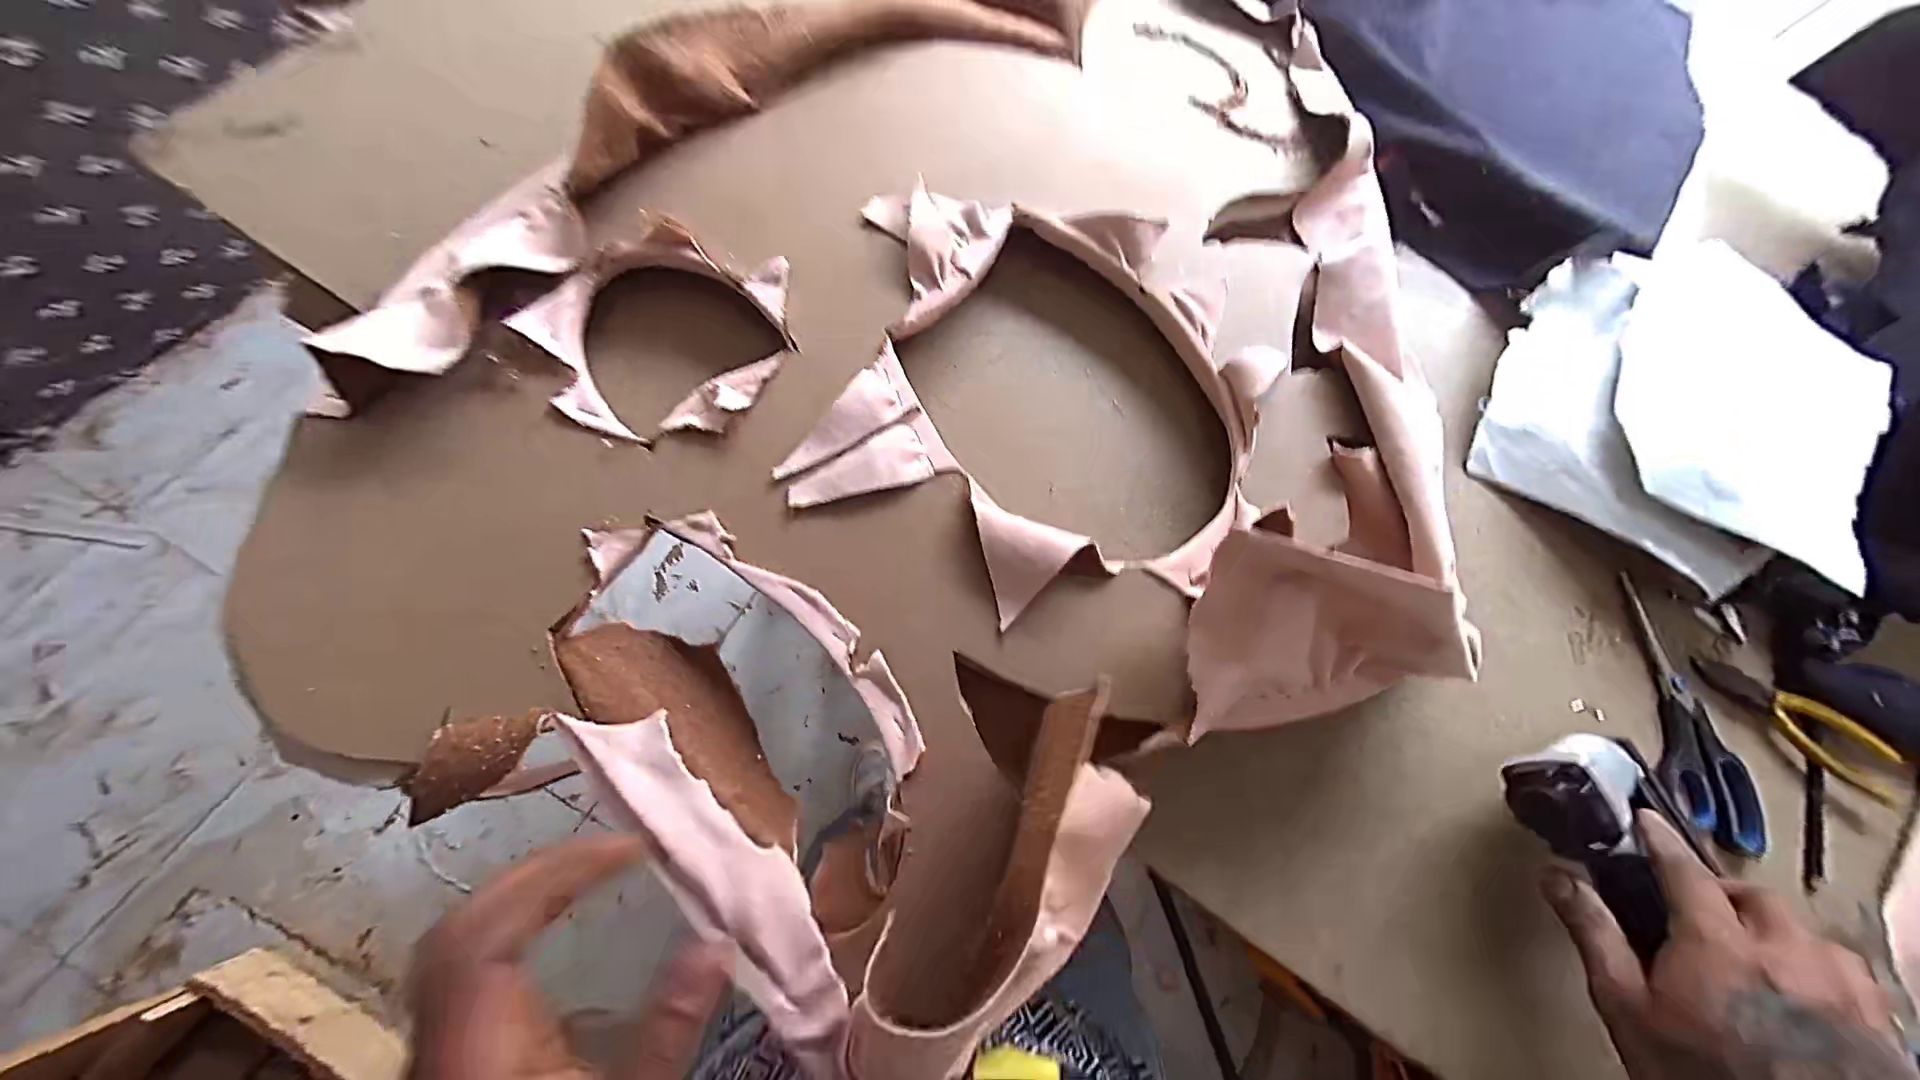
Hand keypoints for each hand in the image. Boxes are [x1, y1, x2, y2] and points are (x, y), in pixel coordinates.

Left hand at [407, 834, 732, 1079]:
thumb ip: (668, 1029)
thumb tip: (718, 946)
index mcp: (479, 1046)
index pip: (487, 936)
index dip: (552, 876)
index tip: (627, 850)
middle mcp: (447, 1036)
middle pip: (464, 930)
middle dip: (539, 874)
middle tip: (611, 850)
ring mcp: (445, 1046)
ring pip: (461, 946)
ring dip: (528, 896)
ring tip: (592, 871)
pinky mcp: (459, 1055)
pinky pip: (474, 967)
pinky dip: (522, 928)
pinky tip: (562, 929)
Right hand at [1543, 809, 1913, 1079]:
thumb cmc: (1699, 1075)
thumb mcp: (1624, 1003)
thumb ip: (1593, 932)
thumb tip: (1556, 876)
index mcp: (1720, 946)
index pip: (1685, 871)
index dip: (1660, 840)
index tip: (1644, 821)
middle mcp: (1791, 961)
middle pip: (1760, 899)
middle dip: (1723, 889)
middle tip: (1692, 900)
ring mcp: (1849, 1000)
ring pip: (1815, 936)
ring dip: (1777, 927)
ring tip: (1749, 942)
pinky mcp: (1887, 1038)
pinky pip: (1858, 979)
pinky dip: (1820, 966)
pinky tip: (1803, 985)